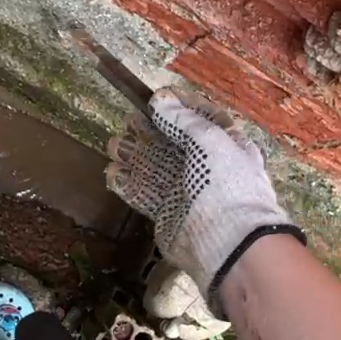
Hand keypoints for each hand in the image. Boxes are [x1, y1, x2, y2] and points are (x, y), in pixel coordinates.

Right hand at [106, 89, 299, 315]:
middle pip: (171, 142)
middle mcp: (206, 166)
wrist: (226, 240)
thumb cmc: (224, 183)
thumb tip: (159, 100)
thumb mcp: (210, 141)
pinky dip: (129, 183)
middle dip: (149, 131)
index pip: (200, 119)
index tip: (155, 98)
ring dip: (133, 154)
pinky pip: (145, 193)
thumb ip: (182, 120)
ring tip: (114, 145)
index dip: (179, 107)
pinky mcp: (168, 213)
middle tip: (128, 122)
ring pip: (154, 167)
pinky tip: (114, 172)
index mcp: (225, 145)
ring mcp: (185, 190)